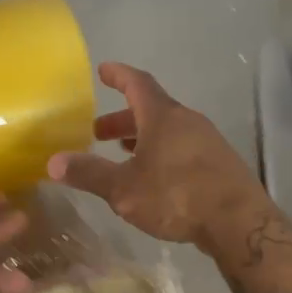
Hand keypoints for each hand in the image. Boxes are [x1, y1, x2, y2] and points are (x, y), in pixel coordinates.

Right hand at [47, 61, 265, 248]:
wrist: (237, 222)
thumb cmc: (176, 196)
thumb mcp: (123, 188)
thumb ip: (89, 173)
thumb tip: (53, 162)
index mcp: (163, 118)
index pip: (137, 84)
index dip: (119, 76)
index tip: (103, 70)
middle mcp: (187, 121)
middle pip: (151, 110)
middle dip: (122, 119)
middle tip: (98, 133)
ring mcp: (206, 141)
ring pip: (167, 130)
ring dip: (141, 137)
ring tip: (121, 154)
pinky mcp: (217, 164)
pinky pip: (181, 147)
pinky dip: (160, 152)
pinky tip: (152, 176)